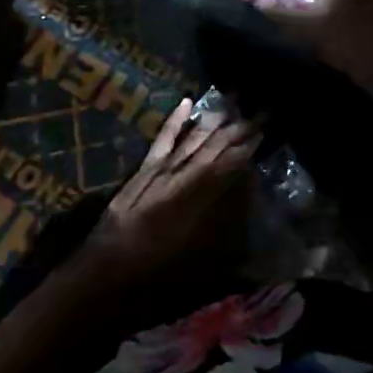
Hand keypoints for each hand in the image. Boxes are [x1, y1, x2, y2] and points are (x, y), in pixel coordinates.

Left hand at [83, 99, 259, 278]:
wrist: (106, 268)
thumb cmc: (155, 272)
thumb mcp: (197, 261)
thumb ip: (223, 235)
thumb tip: (246, 211)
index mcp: (199, 201)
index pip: (230, 166)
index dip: (248, 148)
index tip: (266, 131)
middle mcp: (183, 178)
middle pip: (215, 147)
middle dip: (240, 129)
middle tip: (261, 110)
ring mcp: (162, 169)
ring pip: (194, 138)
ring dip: (215, 120)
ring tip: (235, 101)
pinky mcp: (145, 168)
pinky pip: (163, 138)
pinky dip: (175, 120)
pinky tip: (187, 101)